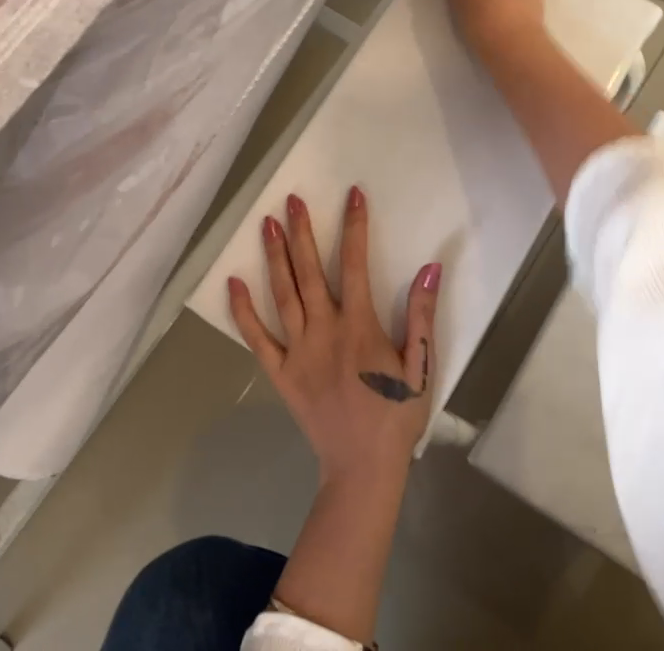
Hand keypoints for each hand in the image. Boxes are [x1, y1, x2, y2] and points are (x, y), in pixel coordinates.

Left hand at [229, 187, 441, 487]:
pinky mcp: (280, 372)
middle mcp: (324, 330)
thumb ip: (422, 316)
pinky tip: (233, 282)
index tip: (352, 196)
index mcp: (360, 327)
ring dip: (274, 257)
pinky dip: (243, 310)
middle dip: (301, 232)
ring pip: (283, 294)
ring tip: (265, 224)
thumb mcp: (421, 366)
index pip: (356, 264)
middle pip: (310, 271)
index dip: (355, 226)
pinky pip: (257, 337)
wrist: (362, 466)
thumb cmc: (396, 416)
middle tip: (292, 199)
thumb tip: (429, 268)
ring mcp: (297, 351)